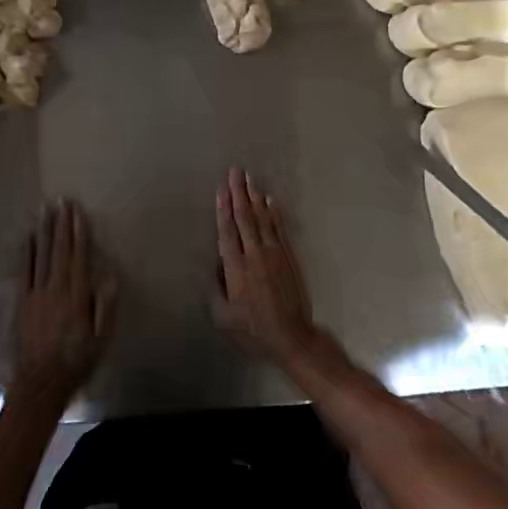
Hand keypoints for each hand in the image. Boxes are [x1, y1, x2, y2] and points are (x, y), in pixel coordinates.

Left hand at [12, 201, 114, 407]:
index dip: (79, 234)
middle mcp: (55, 289)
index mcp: (76, 296)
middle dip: (61, 225)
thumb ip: (105, 307)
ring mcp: (36, 294)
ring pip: (40, 255)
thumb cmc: (77, 361)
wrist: (41, 381)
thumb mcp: (101, 339)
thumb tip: (108, 276)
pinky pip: (25, 271)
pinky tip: (29, 238)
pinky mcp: (22, 302)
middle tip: (62, 202)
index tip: (78, 214)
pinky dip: (27, 253)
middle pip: (59, 250)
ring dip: (44, 232)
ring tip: (45, 211)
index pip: (78, 257)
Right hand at [212, 168, 318, 364]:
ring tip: (249, 179)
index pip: (227, 232)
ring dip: (255, 198)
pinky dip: (274, 213)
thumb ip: (216, 288)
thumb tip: (217, 266)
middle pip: (245, 218)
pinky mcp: (288, 258)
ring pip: (262, 219)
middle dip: (238, 194)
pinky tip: (269, 200)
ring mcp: (274, 254)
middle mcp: (255, 255)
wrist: (292, 336)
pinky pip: (279, 229)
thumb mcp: (222, 316)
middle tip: (235, 172)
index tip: (221, 190)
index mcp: (236, 268)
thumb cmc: (252, 329)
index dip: (223, 210)